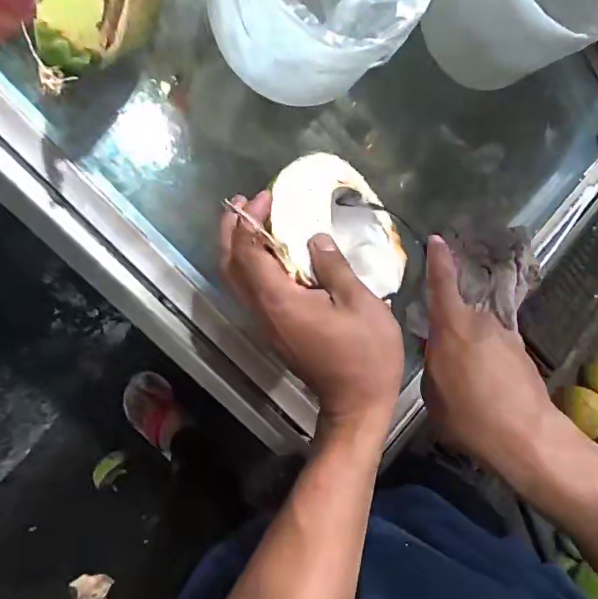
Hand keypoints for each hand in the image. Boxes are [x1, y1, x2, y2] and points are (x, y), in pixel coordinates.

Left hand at [220, 192, 403, 431]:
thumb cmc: (366, 354)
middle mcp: (263, 311)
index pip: (250, 251)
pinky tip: (278, 257)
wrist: (357, 403)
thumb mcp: (361, 304)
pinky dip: (256, 266)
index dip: (253, 220)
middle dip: (232, 229)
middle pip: (231, 264)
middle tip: (244, 202)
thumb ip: (334, 267)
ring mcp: (268, 324)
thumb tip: (315, 239)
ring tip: (257, 222)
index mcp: (280, 300)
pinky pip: (254, 291)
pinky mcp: (278, 332)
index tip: (268, 196)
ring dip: (242, 247)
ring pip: (238, 279)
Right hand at [420, 236, 567, 472]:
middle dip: (454, 336)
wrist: (523, 433)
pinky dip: (491, 365)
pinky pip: (498, 351)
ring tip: (472, 389)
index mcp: (453, 328)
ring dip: (474, 354)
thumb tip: (439, 352)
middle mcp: (482, 322)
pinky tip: (491, 392)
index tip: (438, 240)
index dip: (439, 262)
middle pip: (461, 318)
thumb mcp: (433, 394)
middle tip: (448, 370)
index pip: (442, 285)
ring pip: (481, 337)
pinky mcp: (523, 353)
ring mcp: (506, 336)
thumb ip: (433, 364)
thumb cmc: (468, 416)